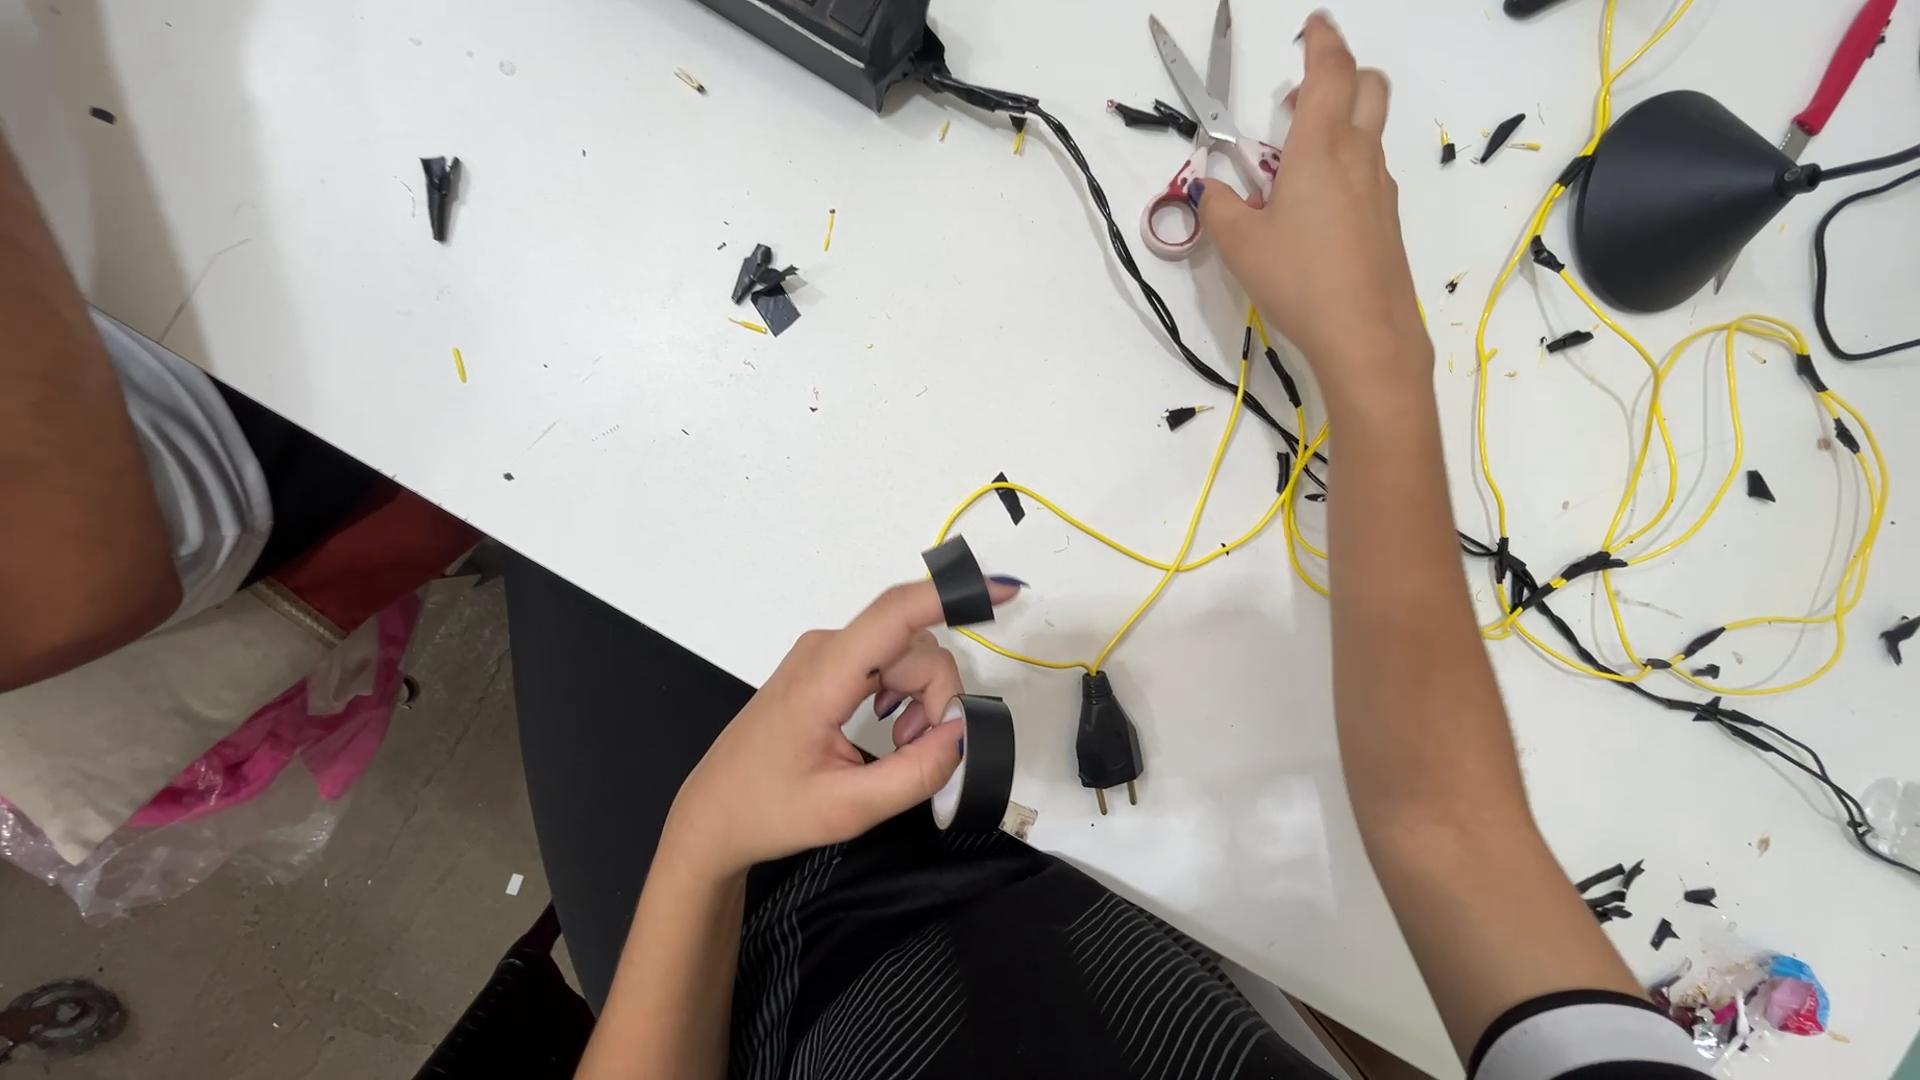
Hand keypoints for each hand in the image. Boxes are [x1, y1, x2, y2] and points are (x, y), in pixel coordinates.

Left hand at [658, 577, 1021, 880]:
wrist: (712, 815)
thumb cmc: (768, 811)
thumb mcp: (846, 809)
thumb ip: (914, 774)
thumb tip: (964, 734)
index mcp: (824, 676)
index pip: (895, 614)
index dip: (951, 595)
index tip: (1005, 590)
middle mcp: (826, 649)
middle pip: (915, 648)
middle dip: (938, 699)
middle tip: (921, 755)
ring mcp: (825, 654)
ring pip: (907, 656)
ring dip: (921, 702)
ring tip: (898, 750)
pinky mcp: (828, 666)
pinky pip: (888, 664)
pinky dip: (905, 697)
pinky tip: (889, 732)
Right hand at [1197, 12, 1427, 404]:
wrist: (1364, 331)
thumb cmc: (1299, 279)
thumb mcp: (1240, 245)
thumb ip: (1218, 208)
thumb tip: (1209, 187)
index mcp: (1320, 147)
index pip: (1329, 70)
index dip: (1321, 39)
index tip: (1312, 25)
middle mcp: (1358, 156)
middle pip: (1369, 85)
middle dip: (1342, 73)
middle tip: (1303, 95)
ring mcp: (1380, 187)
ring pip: (1370, 131)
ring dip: (1341, 124)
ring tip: (1296, 165)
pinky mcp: (1387, 219)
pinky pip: (1369, 172)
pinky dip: (1345, 167)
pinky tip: (1315, 212)